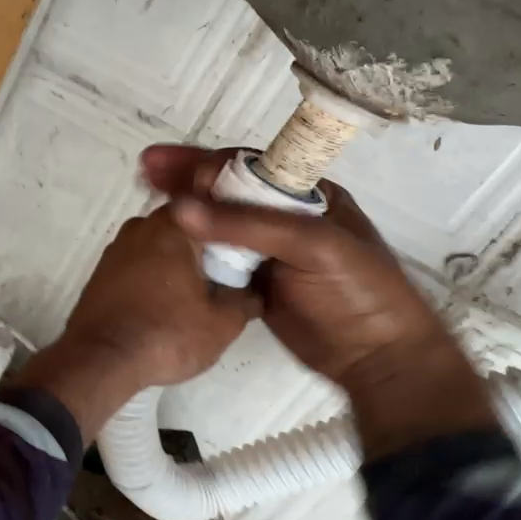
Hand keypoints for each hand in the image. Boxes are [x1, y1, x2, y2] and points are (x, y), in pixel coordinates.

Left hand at [13, 197, 258, 443]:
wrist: (100, 360)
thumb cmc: (166, 334)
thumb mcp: (222, 324)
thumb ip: (245, 300)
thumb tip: (254, 292)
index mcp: (171, 226)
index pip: (212, 208)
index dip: (234, 225)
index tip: (250, 247)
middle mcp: (139, 227)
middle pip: (184, 227)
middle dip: (206, 246)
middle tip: (230, 272)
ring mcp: (116, 249)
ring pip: (158, 246)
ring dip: (178, 262)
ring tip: (201, 289)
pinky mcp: (101, 272)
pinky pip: (138, 263)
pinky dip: (155, 274)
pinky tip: (168, 298)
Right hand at [142, 145, 495, 457]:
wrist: (377, 359)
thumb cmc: (359, 291)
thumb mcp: (312, 246)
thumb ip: (248, 224)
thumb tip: (180, 207)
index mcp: (307, 195)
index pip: (246, 166)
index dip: (202, 160)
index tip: (161, 163)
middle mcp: (283, 215)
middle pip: (224, 189)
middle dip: (183, 178)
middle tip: (143, 174)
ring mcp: (265, 249)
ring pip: (215, 221)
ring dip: (181, 210)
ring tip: (144, 199)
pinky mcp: (251, 281)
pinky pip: (213, 256)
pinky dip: (187, 246)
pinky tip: (160, 242)